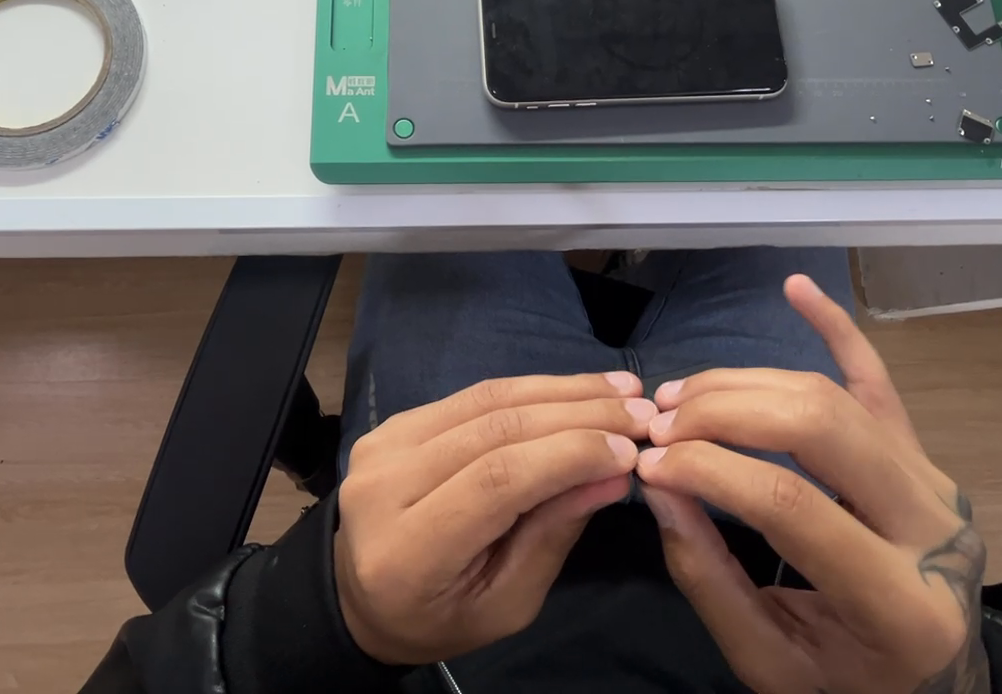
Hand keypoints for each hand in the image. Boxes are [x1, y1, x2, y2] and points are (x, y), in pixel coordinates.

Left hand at [334, 371, 655, 664]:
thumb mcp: (506, 603)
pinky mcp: (395, 419)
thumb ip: (552, 534)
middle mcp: (386, 483)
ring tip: (621, 387)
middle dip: (577, 414)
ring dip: (562, 389)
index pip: (496, 481)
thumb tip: (613, 472)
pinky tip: (576, 387)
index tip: (629, 449)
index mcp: (407, 549)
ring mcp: (385, 442)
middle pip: (494, 430)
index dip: (567, 455)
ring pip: (487, 399)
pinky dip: (532, 388)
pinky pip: (474, 394)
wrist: (361, 593)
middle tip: (641, 410)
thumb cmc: (440, 614)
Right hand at [636, 275, 988, 693]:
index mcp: (900, 600)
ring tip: (683, 395)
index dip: (706, 471)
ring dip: (744, 382)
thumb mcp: (770, 662)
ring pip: (829, 395)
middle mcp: (933, 523)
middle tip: (661, 422)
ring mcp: (931, 476)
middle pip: (814, 425)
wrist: (937, 684)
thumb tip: (658, 485)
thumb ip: (708, 578)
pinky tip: (796, 288)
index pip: (787, 502)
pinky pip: (878, 377)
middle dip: (721, 411)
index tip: (647, 464)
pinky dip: (836, 327)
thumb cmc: (848, 681)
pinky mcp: (921, 452)